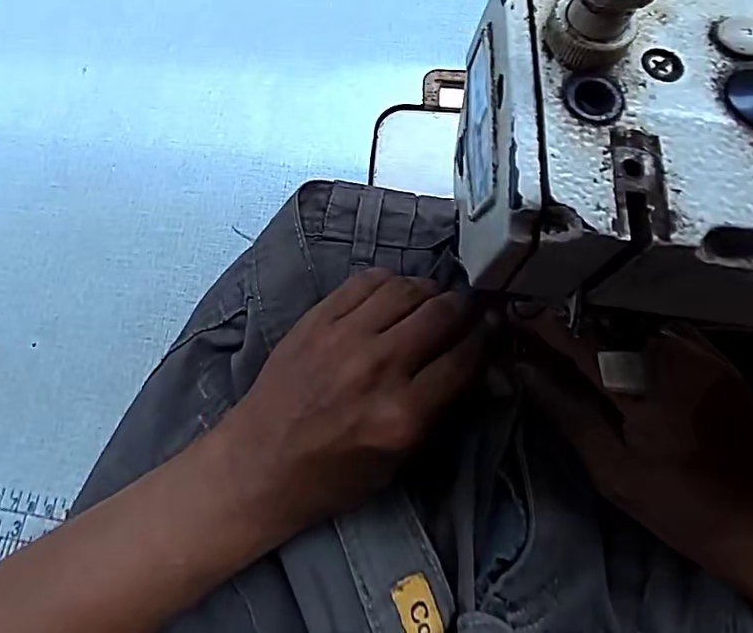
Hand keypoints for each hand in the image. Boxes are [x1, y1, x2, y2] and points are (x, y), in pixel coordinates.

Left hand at [213, 268, 486, 537]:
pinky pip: (365, 281)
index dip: (485, 340)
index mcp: (402, 414)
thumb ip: (438, 411)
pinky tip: (395, 291)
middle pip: (440, 315)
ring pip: (405, 289)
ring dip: (429, 289)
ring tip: (434, 297)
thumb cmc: (332, 473)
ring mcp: (344, 336)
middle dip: (463, 308)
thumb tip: (476, 366)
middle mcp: (377, 367)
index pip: (462, 360)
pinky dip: (389, 280)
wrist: (262, 459)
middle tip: (468, 308)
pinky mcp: (318, 318)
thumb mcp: (397, 460)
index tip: (490, 331)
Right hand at [516, 319, 752, 632]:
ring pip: (624, 316)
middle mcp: (670, 346)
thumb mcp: (618, 474)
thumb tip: (522, 369)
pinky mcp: (715, 352)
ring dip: (588, 321)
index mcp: (640, 376)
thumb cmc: (699, 513)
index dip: (533, 320)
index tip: (505, 315)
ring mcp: (697, 345)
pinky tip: (607, 346)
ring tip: (559, 335)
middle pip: (597, 315)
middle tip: (526, 327)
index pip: (570, 332)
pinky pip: (652, 326)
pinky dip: (621, 330)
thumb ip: (565, 411)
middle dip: (557, 316)